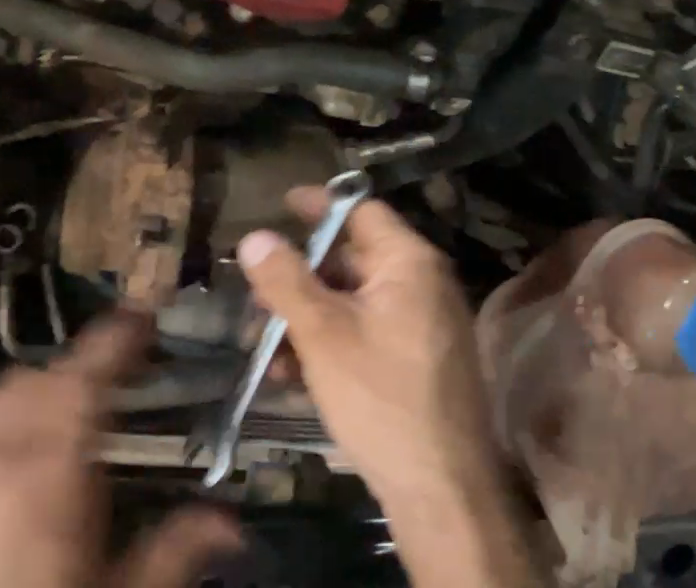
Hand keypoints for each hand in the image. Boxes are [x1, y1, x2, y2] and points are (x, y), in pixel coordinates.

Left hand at [0, 310, 240, 587]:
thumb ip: (172, 552)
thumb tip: (232, 525)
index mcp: (49, 470)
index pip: (87, 377)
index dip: (118, 337)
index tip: (145, 315)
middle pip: (47, 376)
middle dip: (86, 368)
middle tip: (125, 376)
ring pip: (7, 391)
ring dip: (47, 387)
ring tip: (78, 411)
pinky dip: (10, 412)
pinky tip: (26, 450)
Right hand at [237, 192, 539, 586]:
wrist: (441, 491)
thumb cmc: (379, 397)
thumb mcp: (321, 333)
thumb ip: (285, 280)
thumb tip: (254, 237)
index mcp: (409, 265)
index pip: (361, 212)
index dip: (317, 206)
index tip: (278, 204)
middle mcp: (422, 286)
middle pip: (350, 260)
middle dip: (298, 276)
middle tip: (255, 292)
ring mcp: (422, 327)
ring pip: (351, 303)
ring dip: (305, 317)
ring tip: (263, 344)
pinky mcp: (417, 363)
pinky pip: (365, 335)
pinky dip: (328, 344)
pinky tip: (292, 376)